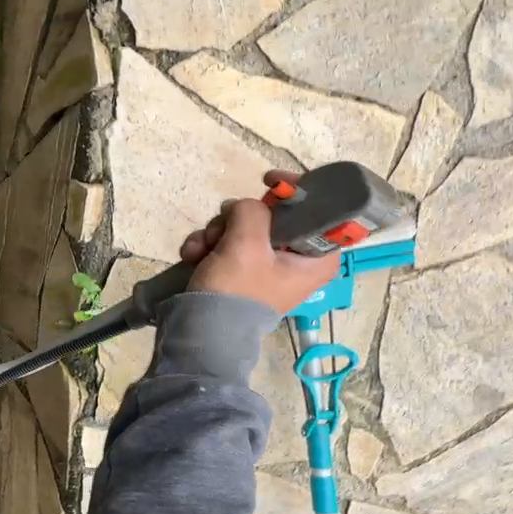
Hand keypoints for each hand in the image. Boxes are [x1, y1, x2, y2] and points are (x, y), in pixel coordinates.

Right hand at [180, 171, 341, 313]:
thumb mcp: (245, 245)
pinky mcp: (237, 274)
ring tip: (198, 249)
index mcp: (317, 257)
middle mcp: (295, 261)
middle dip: (238, 219)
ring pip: (242, 231)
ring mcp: (264, 268)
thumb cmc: (235, 291)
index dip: (295, 192)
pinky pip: (224, 247)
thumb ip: (251, 213)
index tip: (269, 181)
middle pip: (272, 219)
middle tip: (220, 228)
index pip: (320, 211)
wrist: (200, 332)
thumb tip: (243, 205)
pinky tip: (192, 257)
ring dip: (214, 233)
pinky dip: (206, 247)